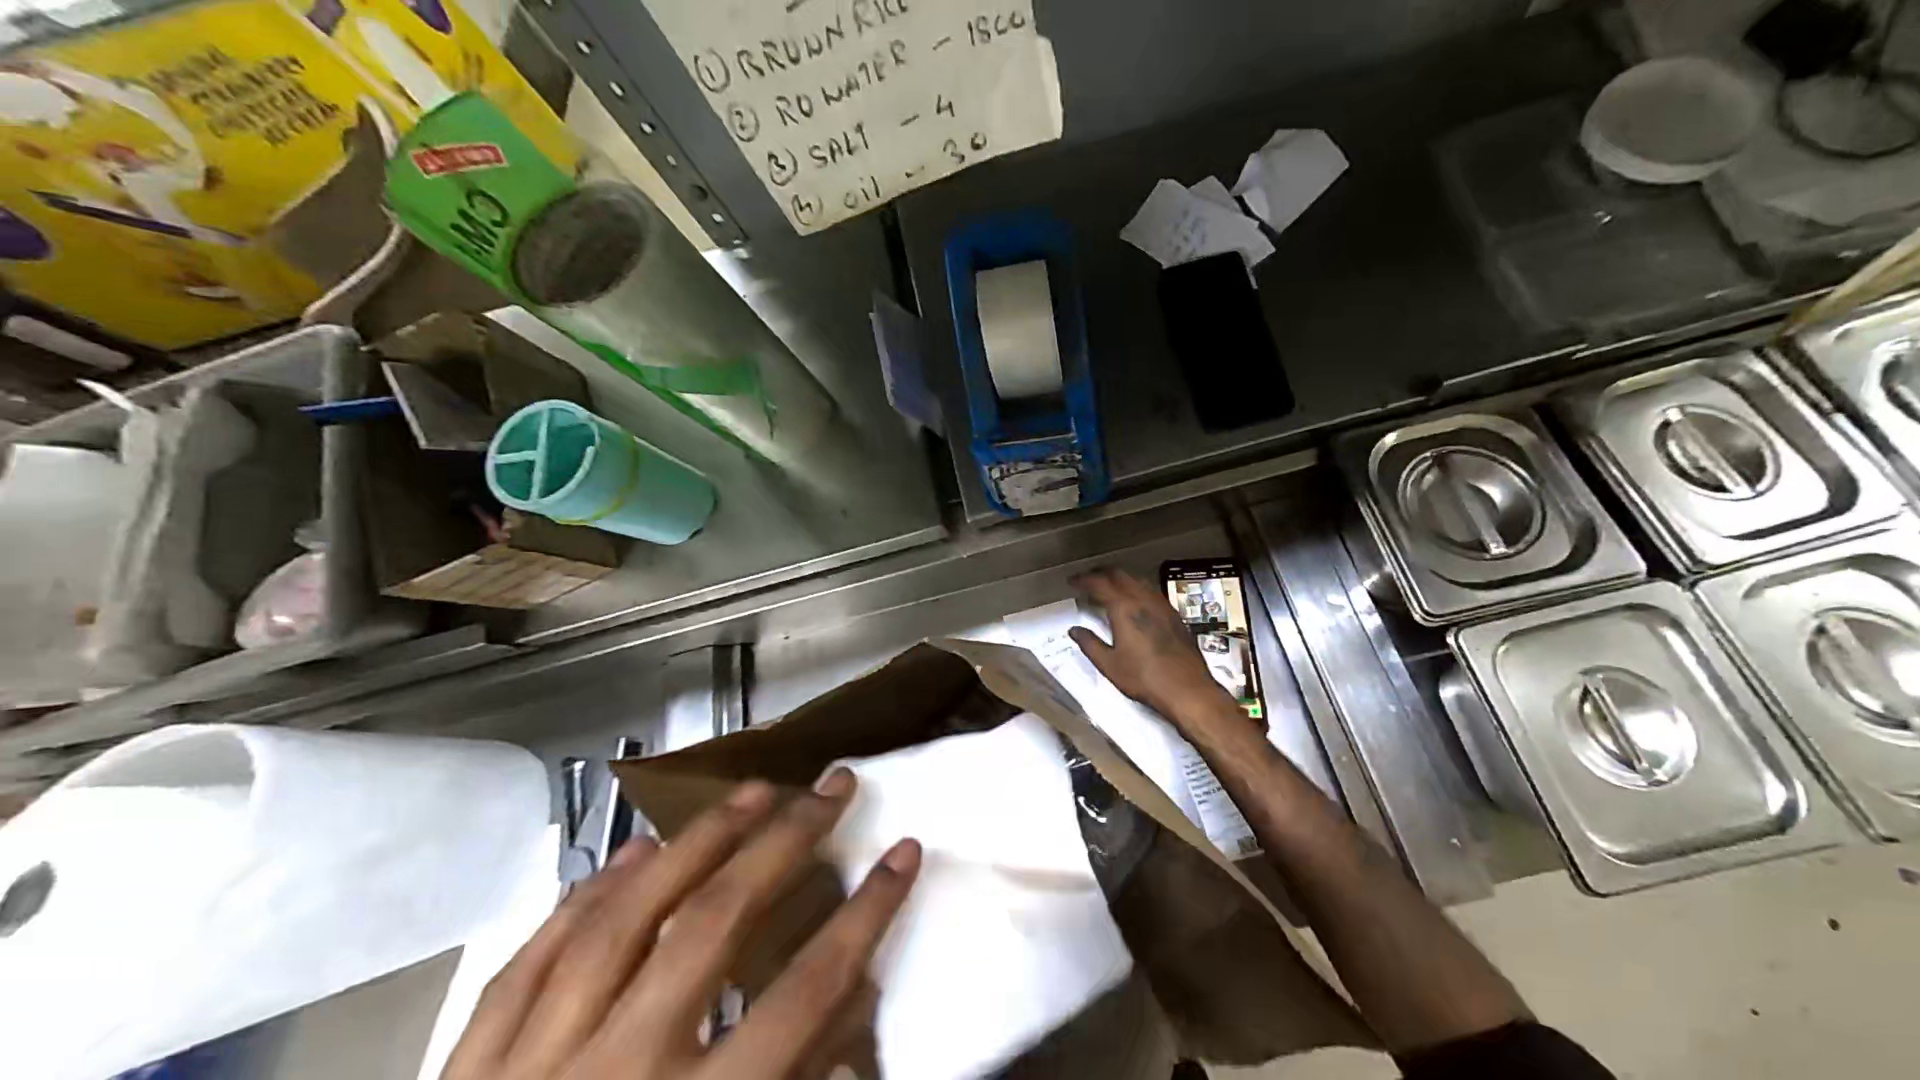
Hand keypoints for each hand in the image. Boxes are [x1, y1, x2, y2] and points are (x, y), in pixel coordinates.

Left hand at [442, 770, 919, 1079]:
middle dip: (785, 843)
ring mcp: (531, 1068)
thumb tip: (856, 994)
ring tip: (750, 793)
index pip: (807, 993)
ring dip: (696, 843)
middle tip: (830, 787)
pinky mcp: (469, 1073)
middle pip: (715, 927)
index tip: (904, 851)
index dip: (866, 914)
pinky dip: (588, 897)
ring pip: (623, 921)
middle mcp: (619, 1076)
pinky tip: (632, 852)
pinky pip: (533, 960)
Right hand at [1068, 567, 1236, 722]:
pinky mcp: (1175, 616)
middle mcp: (1144, 601)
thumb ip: (1089, 644)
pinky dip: (1137, 590)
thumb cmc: (1145, 678)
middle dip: (1101, 573)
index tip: (1073, 581)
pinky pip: (1152, 592)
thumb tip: (1075, 631)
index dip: (1083, 579)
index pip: (1100, 583)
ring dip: (1121, 580)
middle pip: (1120, 575)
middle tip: (1088, 580)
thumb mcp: (1109, 664)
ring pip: (1138, 581)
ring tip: (1109, 589)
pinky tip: (1135, 603)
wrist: (1187, 690)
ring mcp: (1163, 606)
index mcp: (1125, 608)